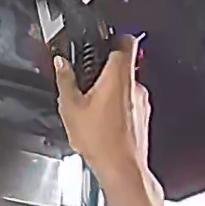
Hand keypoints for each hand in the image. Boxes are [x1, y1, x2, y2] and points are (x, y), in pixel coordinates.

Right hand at [53, 34, 164, 205]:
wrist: (122, 169)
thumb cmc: (101, 140)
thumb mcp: (71, 107)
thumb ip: (66, 80)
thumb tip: (61, 64)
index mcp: (119, 76)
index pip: (126, 40)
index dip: (114, 37)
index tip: (103, 41)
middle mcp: (136, 86)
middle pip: (123, 65)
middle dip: (104, 70)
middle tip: (86, 81)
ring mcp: (142, 103)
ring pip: (125, 86)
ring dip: (110, 91)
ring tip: (91, 107)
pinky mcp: (143, 118)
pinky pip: (129, 104)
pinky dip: (117, 107)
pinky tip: (101, 123)